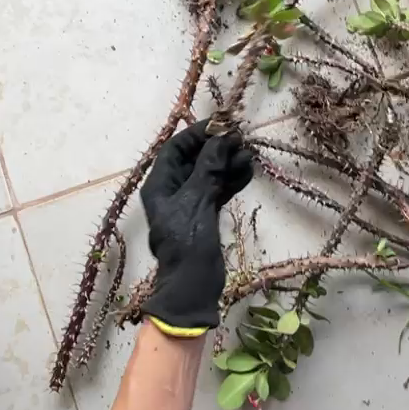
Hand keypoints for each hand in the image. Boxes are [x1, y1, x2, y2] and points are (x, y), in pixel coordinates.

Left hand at [138, 122, 254, 335]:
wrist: (193, 285)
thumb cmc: (188, 242)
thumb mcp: (197, 200)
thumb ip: (208, 168)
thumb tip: (221, 139)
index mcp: (159, 186)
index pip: (175, 149)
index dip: (197, 134)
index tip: (220, 124)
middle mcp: (172, 191)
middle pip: (193, 160)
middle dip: (216, 148)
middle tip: (240, 139)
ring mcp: (189, 204)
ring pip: (208, 175)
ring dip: (227, 163)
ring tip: (248, 155)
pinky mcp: (205, 216)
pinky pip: (217, 190)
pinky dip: (231, 181)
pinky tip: (248, 171)